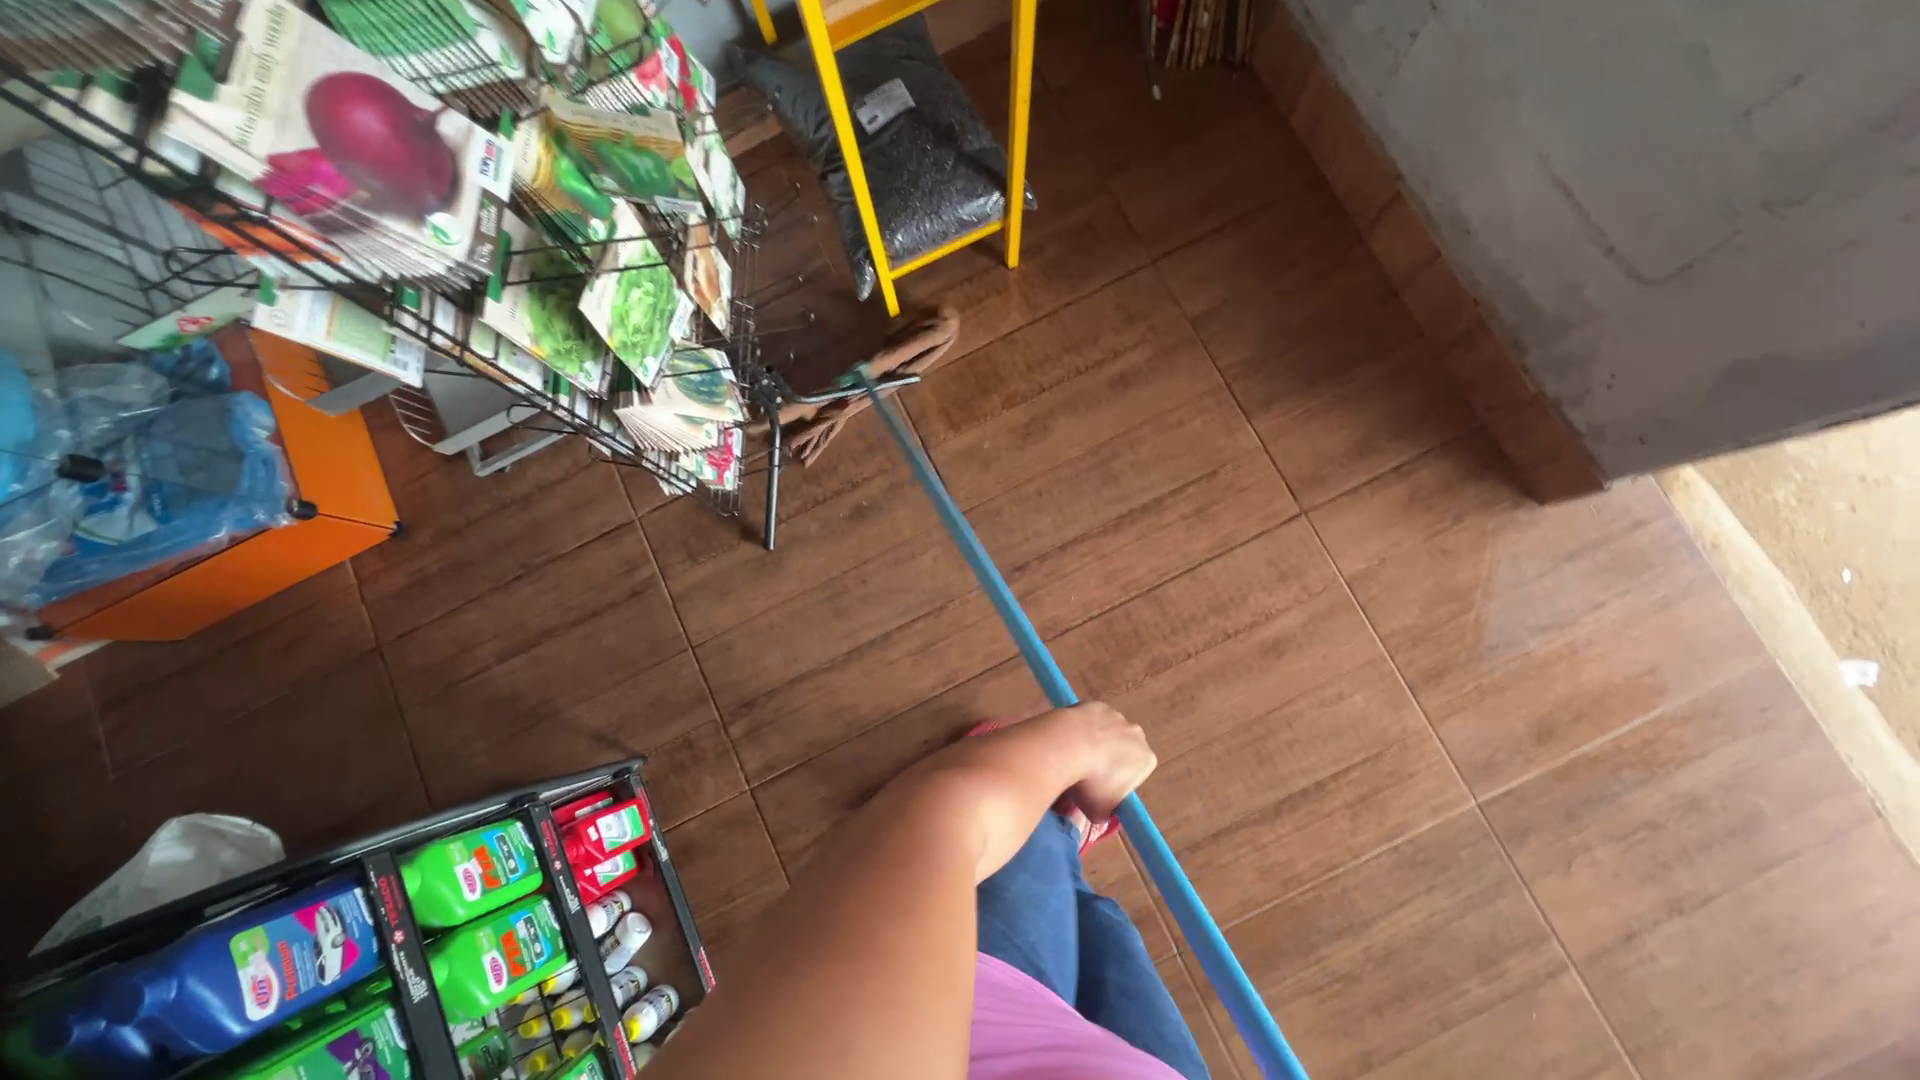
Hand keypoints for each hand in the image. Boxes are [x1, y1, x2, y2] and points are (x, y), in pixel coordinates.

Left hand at [1049, 702, 1155, 822]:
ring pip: (1105, 733)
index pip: (1136, 774)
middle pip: (1122, 750)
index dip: (1118, 783)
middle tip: (1085, 775)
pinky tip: (1066, 739)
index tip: (1100, 790)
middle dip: (1107, 761)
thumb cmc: (1091, 782)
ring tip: (1072, 757)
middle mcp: (1136, 734)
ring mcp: (1115, 716)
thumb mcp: (1100, 811)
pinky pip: (1089, 720)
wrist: (1067, 745)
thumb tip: (1097, 814)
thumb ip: (1104, 813)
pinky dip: (1080, 728)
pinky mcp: (1094, 703)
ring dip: (1093, 743)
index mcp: (1146, 759)